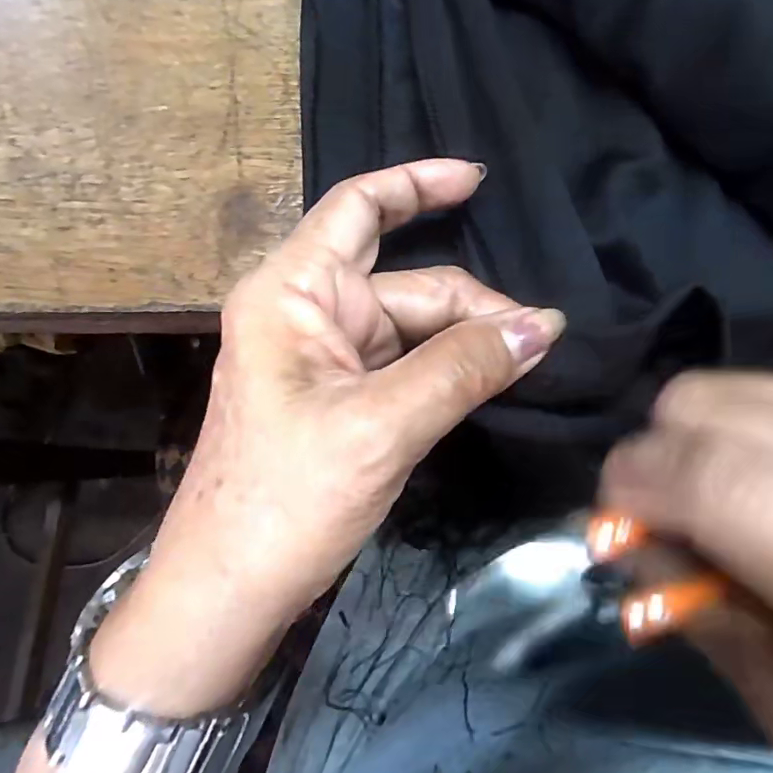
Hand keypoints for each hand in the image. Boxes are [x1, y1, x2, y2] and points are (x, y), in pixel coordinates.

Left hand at [92, 159, 564, 713]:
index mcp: (294, 293)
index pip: (358, 208)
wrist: (229, 593)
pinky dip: (453, 366)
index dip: (417, 184)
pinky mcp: (344, 396)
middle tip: (540, 335)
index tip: (477, 179)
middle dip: (474, 303)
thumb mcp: (381, 426)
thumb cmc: (285, 501)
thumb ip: (463, 368)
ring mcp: (328, 357)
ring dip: (470, 341)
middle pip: (408, 281)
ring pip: (417, 327)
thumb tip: (543, 326)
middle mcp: (309, 312)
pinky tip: (495, 374)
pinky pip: (411, 362)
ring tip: (529, 358)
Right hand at [599, 371, 772, 772]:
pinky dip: (741, 426)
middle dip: (653, 461)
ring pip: (727, 389)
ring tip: (725, 498)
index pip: (721, 485)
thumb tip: (624, 535)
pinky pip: (768, 384)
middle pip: (708, 414)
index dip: (636, 488)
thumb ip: (708, 621)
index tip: (611, 525)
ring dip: (695, 441)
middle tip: (662, 516)